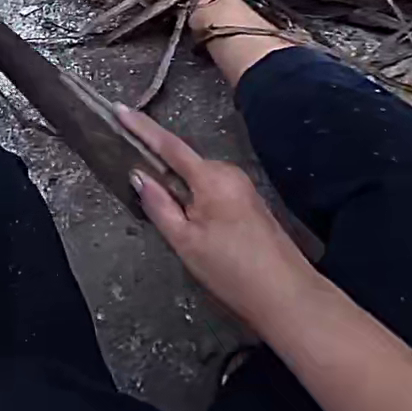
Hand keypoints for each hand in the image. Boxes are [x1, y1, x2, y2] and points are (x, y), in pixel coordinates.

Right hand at [117, 104, 318, 328]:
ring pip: (196, 176)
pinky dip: (192, 194)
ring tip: (160, 207)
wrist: (292, 302)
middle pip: (182, 160)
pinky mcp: (248, 201)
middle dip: (158, 164)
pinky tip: (187, 217)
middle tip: (131, 173)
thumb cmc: (234, 272)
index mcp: (211, 178)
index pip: (168, 145)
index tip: (119, 108)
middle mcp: (227, 173)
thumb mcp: (185, 242)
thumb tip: (138, 175)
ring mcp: (241, 186)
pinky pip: (209, 187)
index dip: (141, 126)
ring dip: (176, 184)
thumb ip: (158, 204)